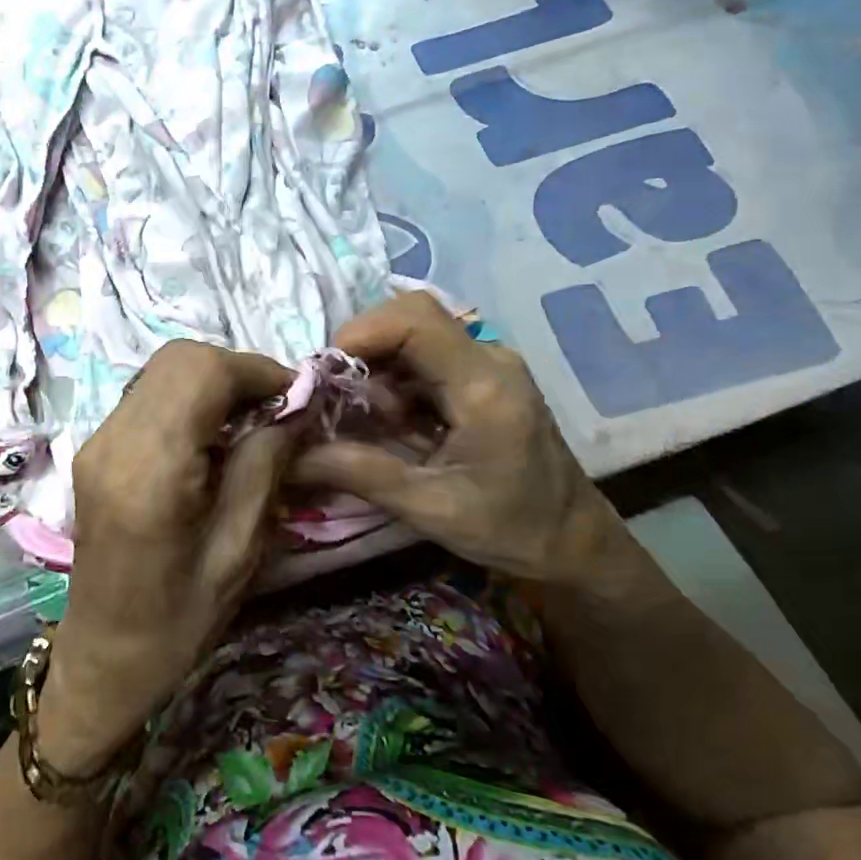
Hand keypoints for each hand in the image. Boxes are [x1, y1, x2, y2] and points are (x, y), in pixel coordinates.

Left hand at [37, 341, 297, 774]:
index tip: (299, 398)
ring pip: (161, 372)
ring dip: (212, 382)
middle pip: (178, 359)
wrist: (104, 656)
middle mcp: (112, 440)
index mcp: (149, 469)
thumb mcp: (238, 550)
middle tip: (276, 410)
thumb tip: (293, 408)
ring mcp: (96, 441)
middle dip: (236, 371)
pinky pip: (146, 397)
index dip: (257, 371)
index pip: (202, 372)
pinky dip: (187, 399)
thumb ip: (264, 465)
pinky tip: (212, 438)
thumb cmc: (179, 621)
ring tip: (250, 422)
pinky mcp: (94, 449)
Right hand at [293, 292, 632, 589]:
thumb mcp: (426, 506)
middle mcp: (490, 360)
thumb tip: (289, 454)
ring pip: (412, 335)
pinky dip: (389, 379)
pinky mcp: (479, 377)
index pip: (417, 321)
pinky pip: (422, 357)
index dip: (361, 332)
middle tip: (332, 393)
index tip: (324, 372)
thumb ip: (357, 472)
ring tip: (356, 414)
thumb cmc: (507, 527)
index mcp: (484, 387)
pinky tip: (383, 420)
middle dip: (360, 348)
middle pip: (411, 318)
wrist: (571, 542)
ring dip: (373, 366)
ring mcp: (487, 365)